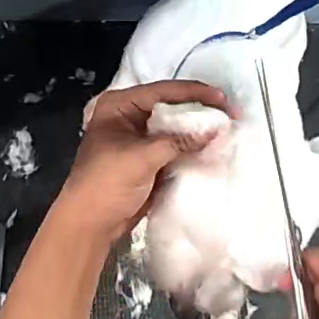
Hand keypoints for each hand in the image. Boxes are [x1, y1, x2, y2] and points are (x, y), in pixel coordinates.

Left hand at [51, 80, 230, 243]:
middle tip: (230, 112)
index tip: (223, 99)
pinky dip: (192, 146)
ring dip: (198, 128)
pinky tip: (212, 146)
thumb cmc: (106, 183)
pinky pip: (175, 145)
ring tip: (227, 127)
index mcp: (120, 105)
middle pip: (171, 105)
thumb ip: (180, 140)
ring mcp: (139, 137)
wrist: (88, 226)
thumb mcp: (142, 158)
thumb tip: (217, 128)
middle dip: (200, 109)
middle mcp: (130, 115)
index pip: (164, 91)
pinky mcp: (148, 158)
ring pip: (175, 126)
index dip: (195, 93)